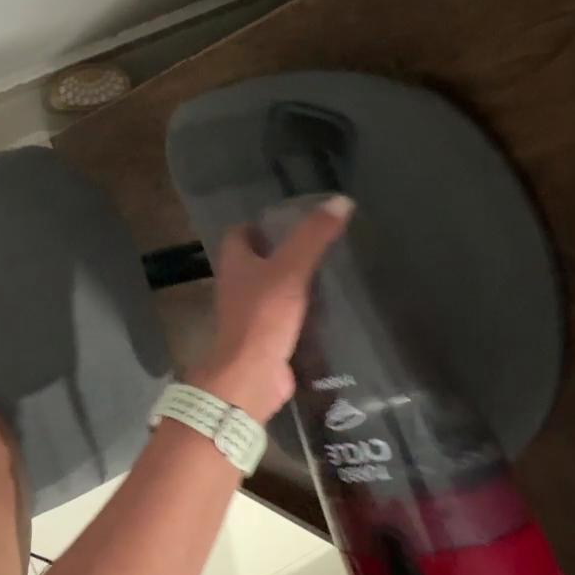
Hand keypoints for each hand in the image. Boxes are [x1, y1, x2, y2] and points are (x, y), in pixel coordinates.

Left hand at [184, 196, 352, 421]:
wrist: (251, 374)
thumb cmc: (263, 316)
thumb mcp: (291, 269)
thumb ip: (313, 237)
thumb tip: (340, 200)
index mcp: (234, 263)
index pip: (239, 233)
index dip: (260, 224)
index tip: (292, 219)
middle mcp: (237, 285)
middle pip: (256, 261)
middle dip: (282, 252)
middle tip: (320, 244)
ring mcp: (250, 313)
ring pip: (272, 289)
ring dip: (294, 282)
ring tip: (332, 271)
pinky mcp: (266, 337)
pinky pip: (285, 317)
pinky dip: (303, 311)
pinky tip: (331, 309)